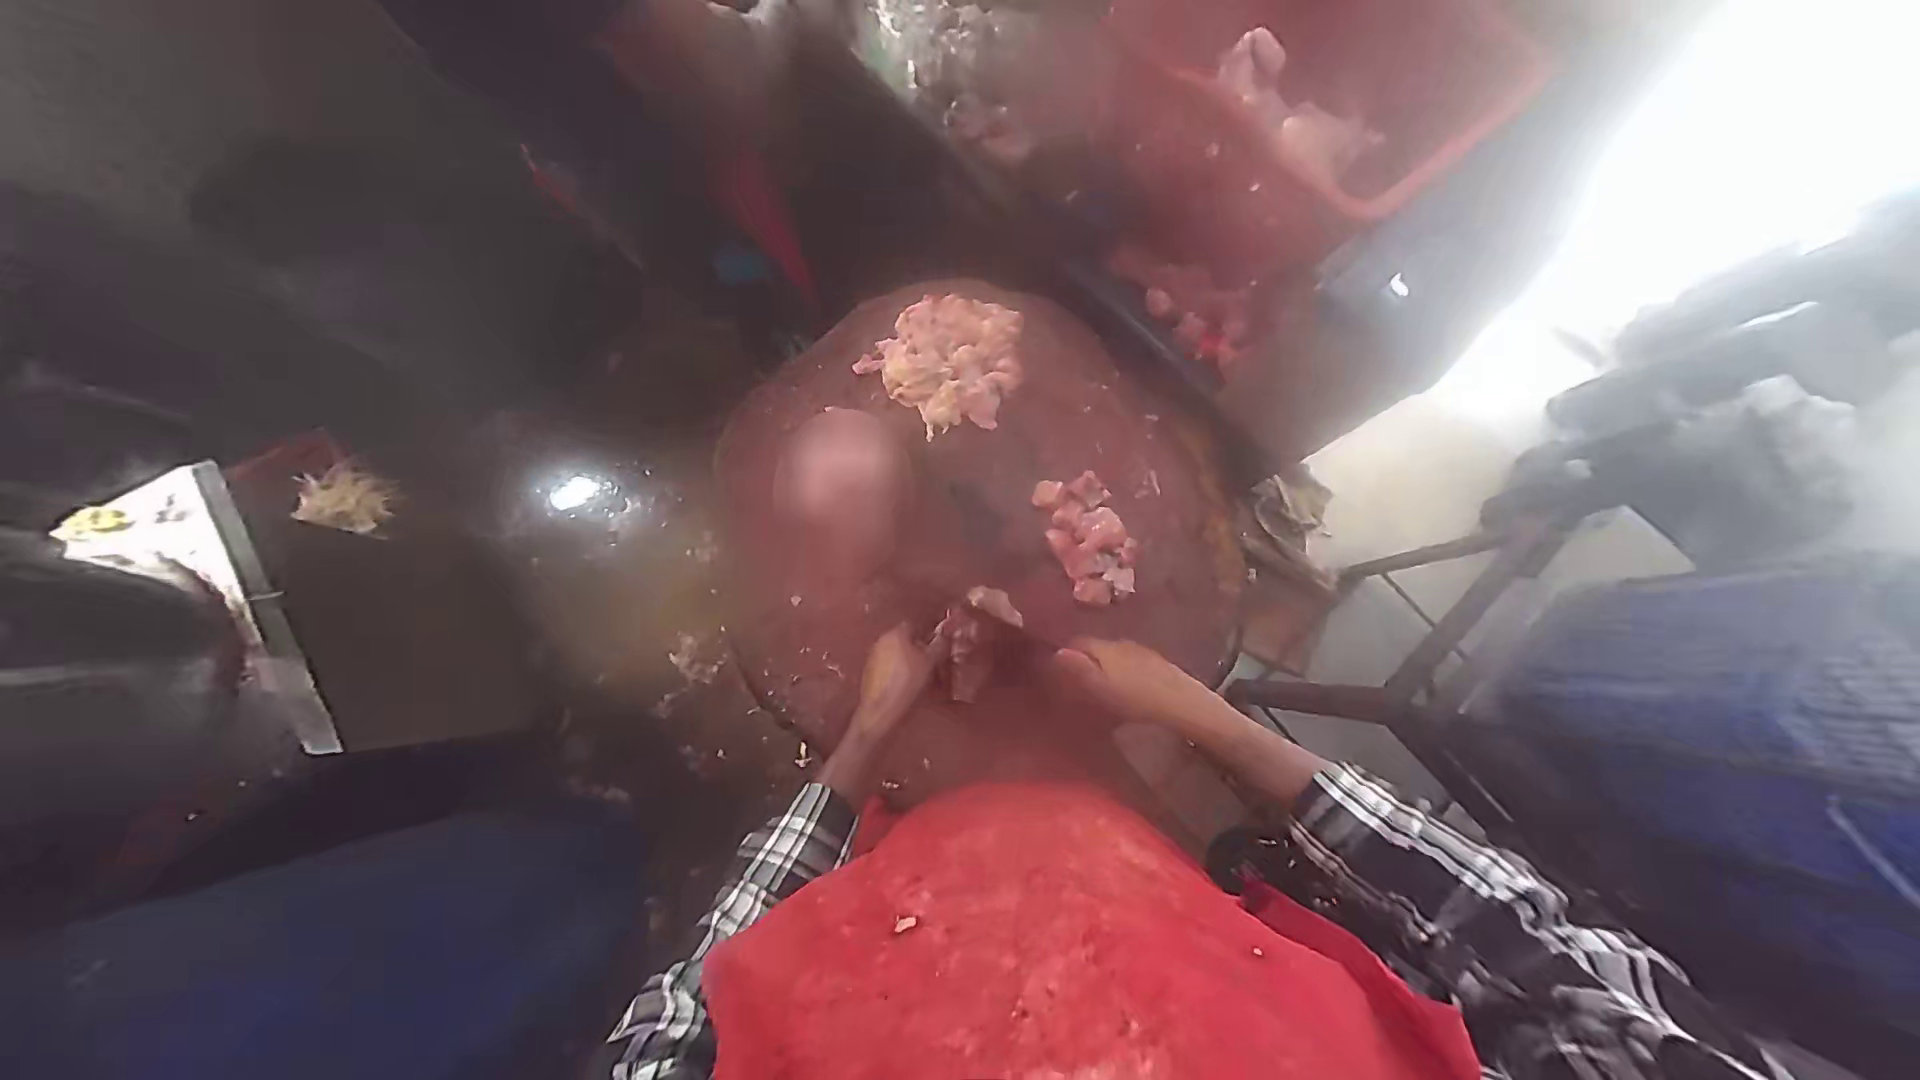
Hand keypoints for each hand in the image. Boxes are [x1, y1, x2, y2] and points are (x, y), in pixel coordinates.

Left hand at [819, 623, 946, 801]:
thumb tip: (946, 632)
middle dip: (925, 650)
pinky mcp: (872, 675)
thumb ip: (940, 644)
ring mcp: (875, 658)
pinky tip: (915, 689)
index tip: (944, 645)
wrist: (881, 714)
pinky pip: (894, 669)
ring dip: (915, 663)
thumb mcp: (931, 662)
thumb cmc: (908, 684)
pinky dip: (905, 674)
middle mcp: (882, 641)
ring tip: (930, 680)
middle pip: (909, 640)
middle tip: (940, 664)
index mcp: (896, 633)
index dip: (933, 633)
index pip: (918, 624)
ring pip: (902, 655)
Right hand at [1044, 638, 1232, 737]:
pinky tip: (1124, 688)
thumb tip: (1055, 651)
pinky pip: (1129, 663)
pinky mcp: (1157, 664)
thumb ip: (1078, 670)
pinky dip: (1121, 672)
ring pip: (1113, 655)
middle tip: (1073, 679)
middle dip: (1083, 658)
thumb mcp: (1100, 689)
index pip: (1075, 641)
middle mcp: (1122, 643)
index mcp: (1105, 647)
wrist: (1185, 705)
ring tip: (1097, 685)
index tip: (1053, 668)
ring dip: (1103, 666)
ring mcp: (1142, 652)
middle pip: (1095, 647)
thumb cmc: (1136, 700)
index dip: (1062, 653)